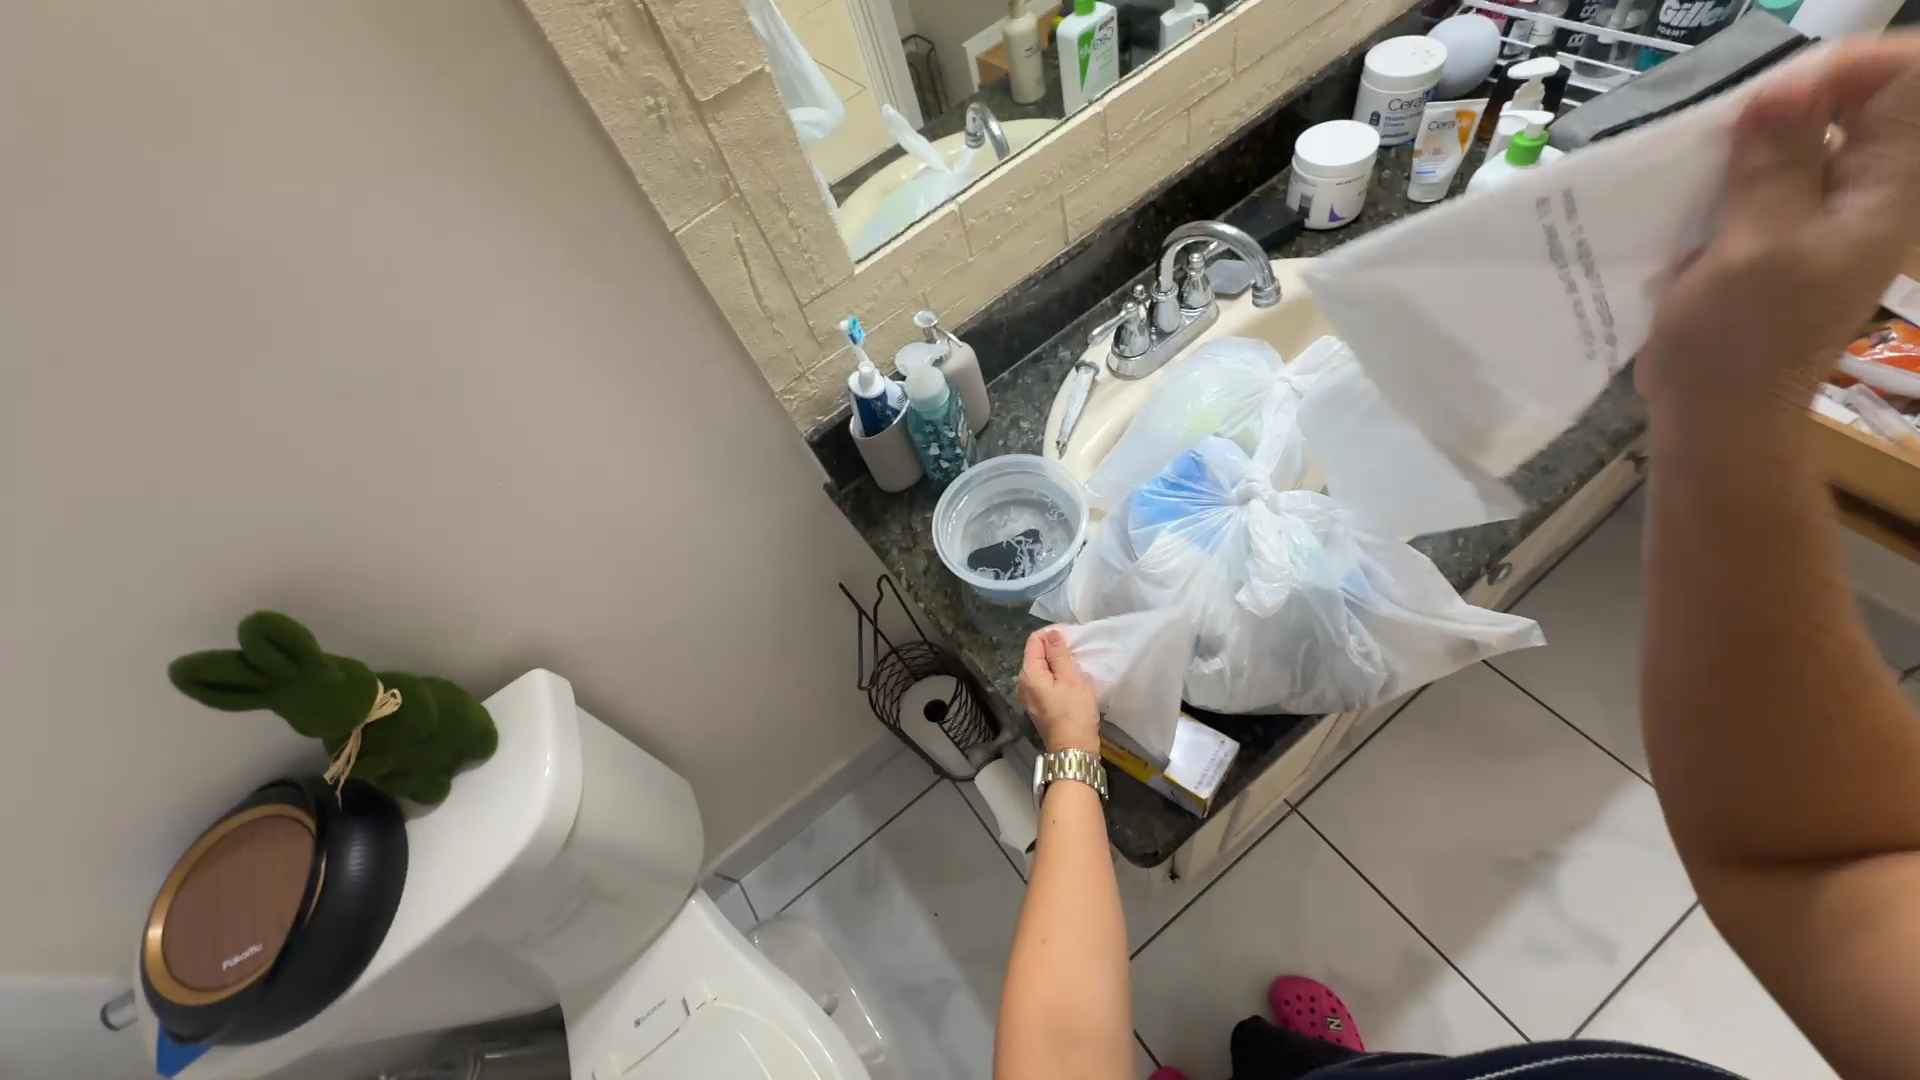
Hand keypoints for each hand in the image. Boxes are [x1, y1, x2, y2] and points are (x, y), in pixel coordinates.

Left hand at [1016, 627, 1100, 754]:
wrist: (1073, 749)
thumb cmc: (1074, 712)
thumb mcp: (1070, 679)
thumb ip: (1059, 654)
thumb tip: (1052, 634)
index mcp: (1028, 674)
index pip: (1034, 640)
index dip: (1052, 633)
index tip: (1072, 633)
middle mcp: (1023, 683)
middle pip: (1036, 654)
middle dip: (1055, 647)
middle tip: (1077, 647)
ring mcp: (1029, 695)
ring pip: (1042, 668)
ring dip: (1058, 661)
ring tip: (1077, 660)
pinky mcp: (1038, 704)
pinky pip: (1045, 681)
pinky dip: (1057, 675)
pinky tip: (1072, 677)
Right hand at [1637, 33, 1919, 421]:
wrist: (1713, 414)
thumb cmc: (1737, 338)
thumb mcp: (1756, 248)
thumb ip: (1776, 167)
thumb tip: (1785, 86)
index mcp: (1881, 192)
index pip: (1899, 84)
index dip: (1837, 72)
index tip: (1758, 98)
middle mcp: (1857, 197)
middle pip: (1846, 110)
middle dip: (1780, 108)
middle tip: (1713, 134)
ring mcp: (1807, 224)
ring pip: (1792, 150)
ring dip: (1741, 149)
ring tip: (1688, 168)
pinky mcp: (1762, 247)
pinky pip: (1753, 192)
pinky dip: (1719, 186)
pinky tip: (1680, 204)